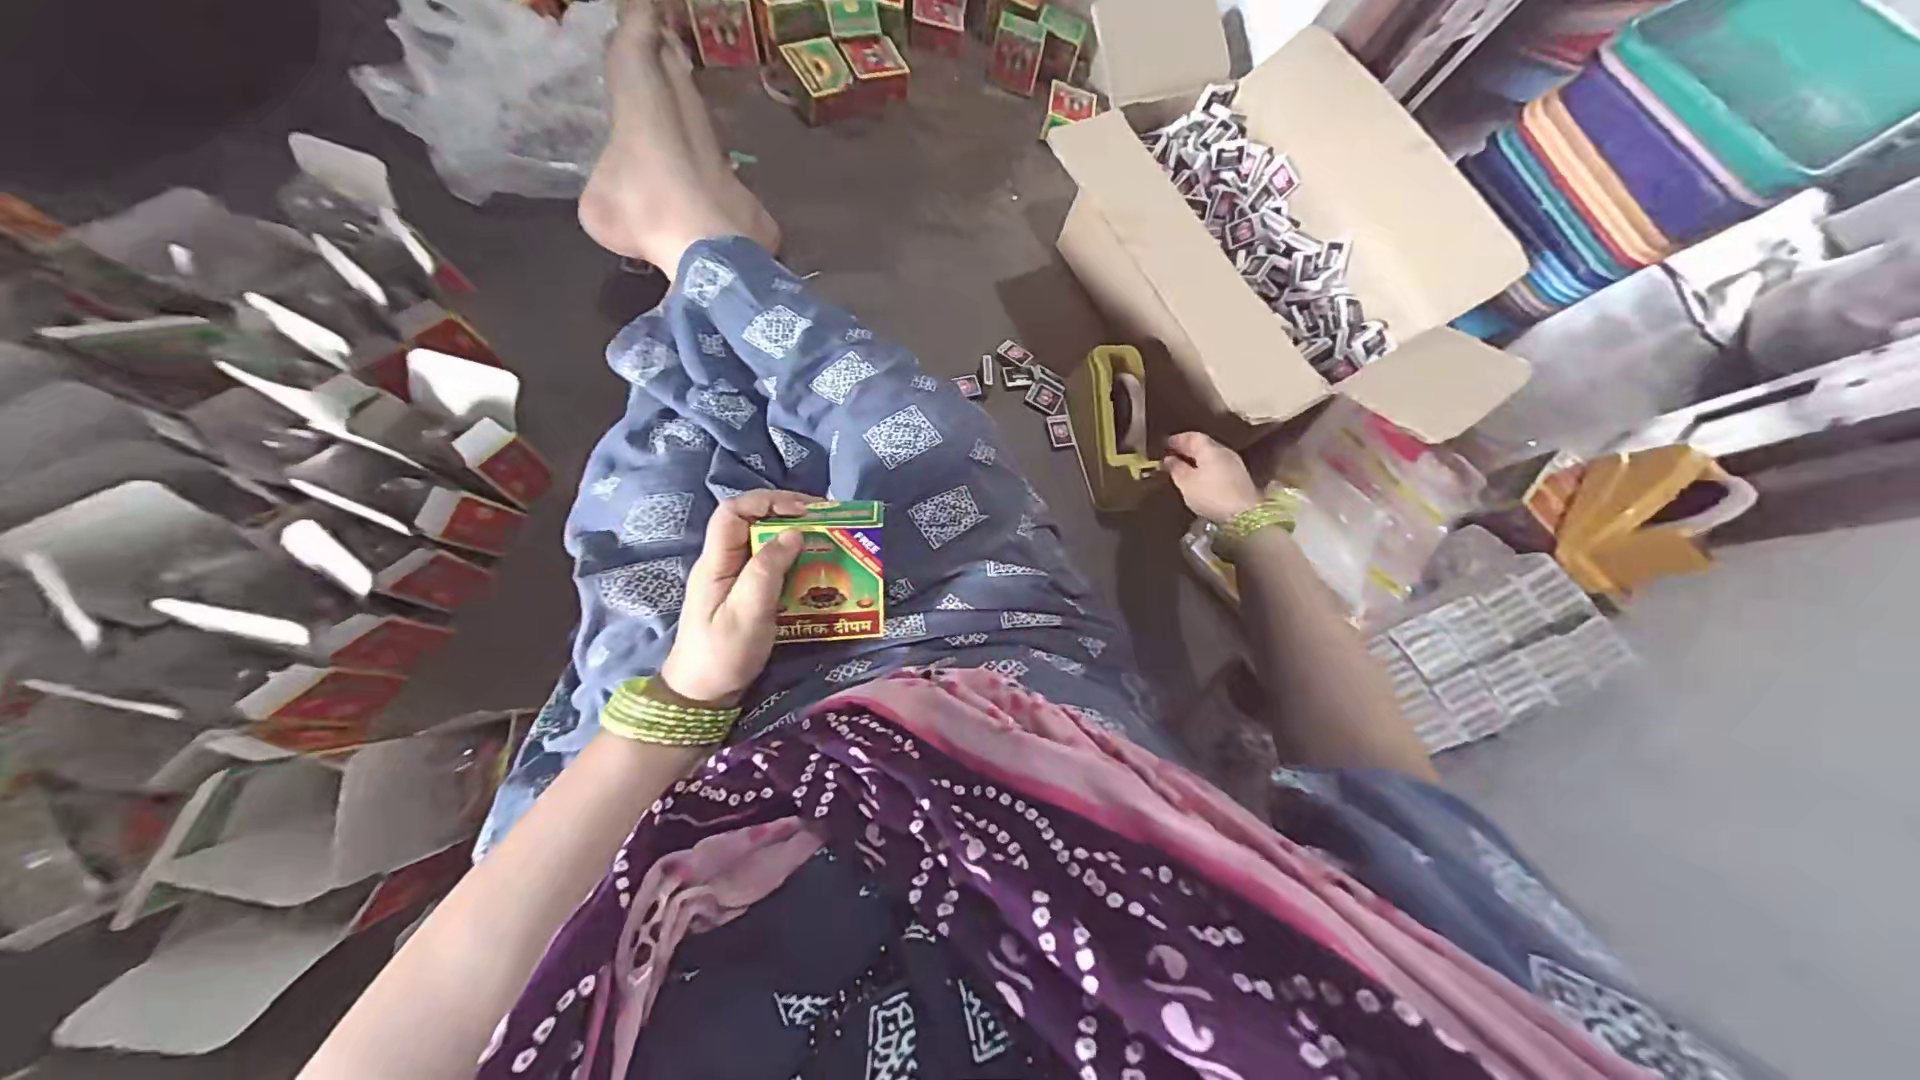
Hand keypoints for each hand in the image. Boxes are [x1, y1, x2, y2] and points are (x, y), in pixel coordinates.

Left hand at [658, 490, 811, 705]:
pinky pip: (772, 567)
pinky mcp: (747, 594)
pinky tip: (816, 569)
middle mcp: (725, 563)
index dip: (768, 501)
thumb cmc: (722, 655)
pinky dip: (795, 562)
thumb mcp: (747, 613)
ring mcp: (735, 579)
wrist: (702, 695)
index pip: (734, 511)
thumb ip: (768, 571)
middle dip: (790, 515)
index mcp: (716, 562)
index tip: (805, 511)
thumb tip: (794, 533)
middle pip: (753, 522)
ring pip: (765, 543)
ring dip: (796, 538)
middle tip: (827, 521)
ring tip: (828, 541)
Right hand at [1163, 431, 1262, 523]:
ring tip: (1182, 467)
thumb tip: (1168, 459)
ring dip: (1196, 459)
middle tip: (1171, 455)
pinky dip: (1205, 468)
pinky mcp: (1239, 478)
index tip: (1164, 445)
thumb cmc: (1211, 495)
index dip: (1177, 439)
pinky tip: (1198, 477)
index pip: (1192, 436)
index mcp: (1210, 449)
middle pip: (1203, 444)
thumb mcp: (1186, 482)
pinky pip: (1217, 466)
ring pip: (1211, 455)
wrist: (1244, 514)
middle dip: (1186, 448)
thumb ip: (1175, 468)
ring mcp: (1234, 464)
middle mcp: (1224, 452)